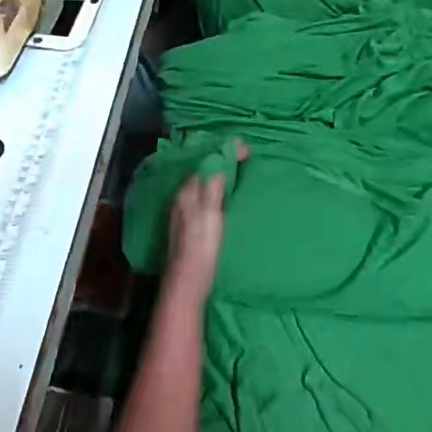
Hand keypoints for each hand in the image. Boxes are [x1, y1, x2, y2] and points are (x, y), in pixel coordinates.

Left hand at [163, 140, 247, 307]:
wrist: (188, 283)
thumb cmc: (201, 246)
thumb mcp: (210, 211)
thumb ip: (214, 183)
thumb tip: (222, 155)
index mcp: (187, 192)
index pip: (207, 163)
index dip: (226, 153)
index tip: (248, 148)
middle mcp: (183, 199)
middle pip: (204, 173)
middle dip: (223, 163)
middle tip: (246, 158)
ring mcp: (185, 214)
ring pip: (204, 186)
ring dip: (221, 178)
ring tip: (240, 175)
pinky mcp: (190, 228)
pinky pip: (205, 200)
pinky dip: (218, 193)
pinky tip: (227, 199)